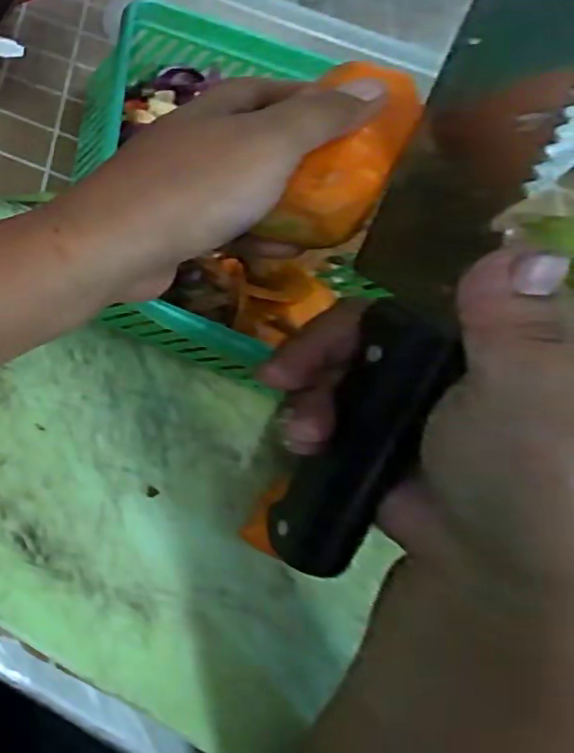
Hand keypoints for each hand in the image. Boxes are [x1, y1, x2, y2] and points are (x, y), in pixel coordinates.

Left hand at [46, 77, 384, 299]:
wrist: (108, 248)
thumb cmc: (191, 188)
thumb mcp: (266, 143)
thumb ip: (317, 116)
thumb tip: (369, 85)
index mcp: (201, 117)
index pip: (259, 91)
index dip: (308, 96)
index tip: (361, 114)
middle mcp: (181, 148)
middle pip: (253, 144)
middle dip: (304, 161)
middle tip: (354, 181)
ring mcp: (168, 190)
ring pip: (240, 191)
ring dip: (283, 207)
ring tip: (329, 225)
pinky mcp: (163, 230)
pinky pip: (220, 229)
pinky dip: (251, 238)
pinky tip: (277, 254)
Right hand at [263, 247, 573, 601]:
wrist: (498, 566)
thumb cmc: (531, 471)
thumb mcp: (527, 392)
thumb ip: (514, 325)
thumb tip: (522, 249)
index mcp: (507, 352)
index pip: (427, 300)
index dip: (376, 304)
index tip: (340, 321)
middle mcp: (460, 368)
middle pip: (365, 332)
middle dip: (317, 354)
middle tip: (283, 375)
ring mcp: (414, 400)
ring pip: (334, 367)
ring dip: (306, 393)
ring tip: (302, 429)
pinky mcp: (377, 428)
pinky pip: (323, 403)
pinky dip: (305, 417)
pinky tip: (303, 439)